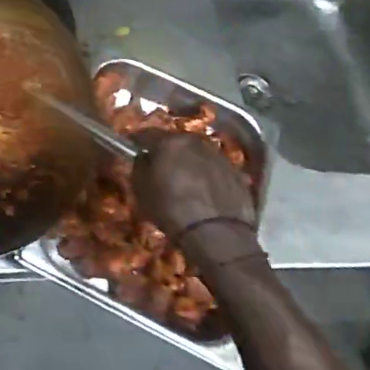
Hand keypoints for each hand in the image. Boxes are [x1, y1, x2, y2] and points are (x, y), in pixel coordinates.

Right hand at [131, 131, 258, 240]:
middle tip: (159, 167)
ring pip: (197, 156)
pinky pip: (215, 171)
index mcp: (170, 142)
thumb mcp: (141, 189)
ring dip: (189, 164)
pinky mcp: (238, 175)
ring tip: (184, 182)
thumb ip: (140, 167)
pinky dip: (208, 178)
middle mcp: (196, 143)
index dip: (137, 143)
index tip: (132, 151)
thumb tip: (144, 159)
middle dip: (166, 153)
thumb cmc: (171, 210)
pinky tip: (204, 194)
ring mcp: (220, 158)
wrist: (217, 235)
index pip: (146, 135)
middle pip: (176, 143)